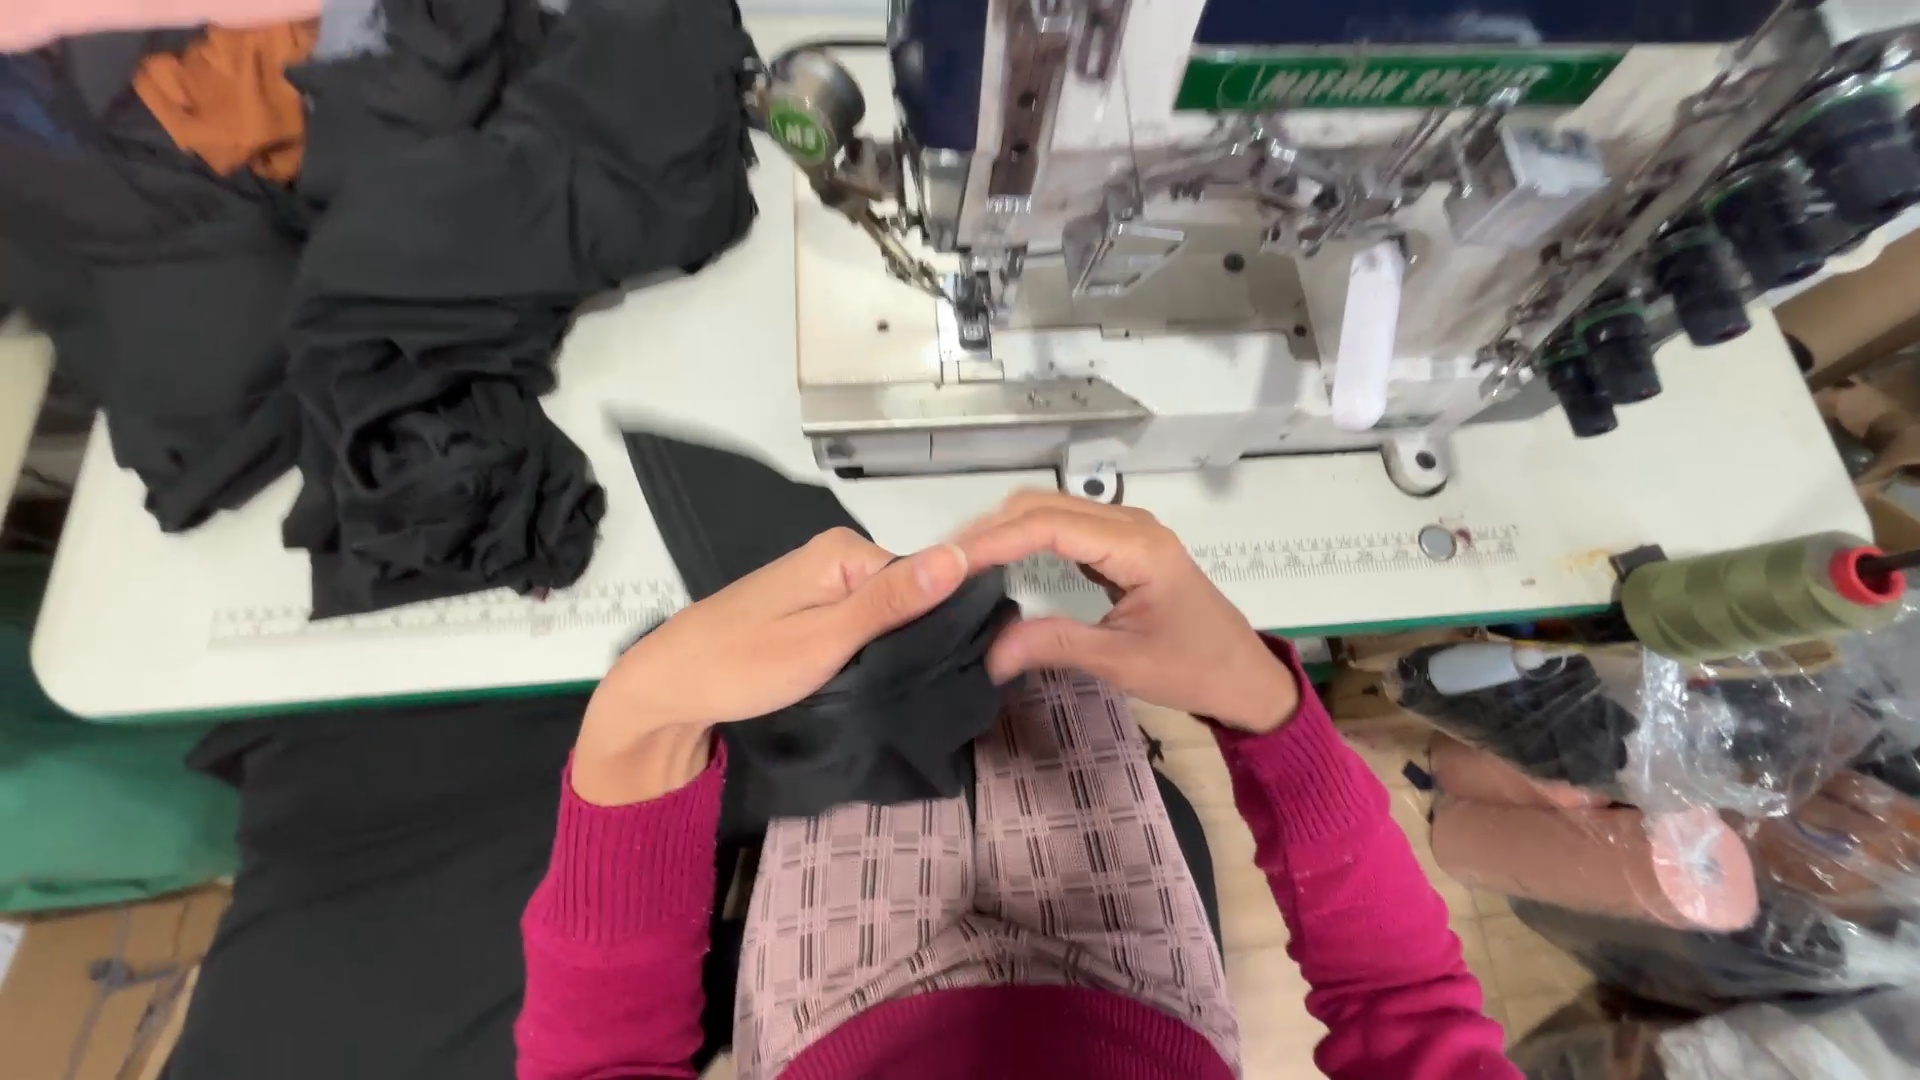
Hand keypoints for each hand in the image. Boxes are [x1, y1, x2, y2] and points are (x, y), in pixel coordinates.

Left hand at [572, 528, 969, 804]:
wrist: (666, 686)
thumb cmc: (742, 664)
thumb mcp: (825, 640)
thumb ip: (892, 602)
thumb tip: (960, 557)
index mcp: (846, 552)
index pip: (926, 578)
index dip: (941, 622)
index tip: (949, 668)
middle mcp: (838, 555)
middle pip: (907, 592)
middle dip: (915, 635)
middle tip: (914, 684)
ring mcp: (822, 579)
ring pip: (884, 610)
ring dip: (891, 644)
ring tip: (894, 684)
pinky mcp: (811, 603)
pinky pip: (859, 619)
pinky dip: (868, 646)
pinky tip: (869, 673)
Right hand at [955, 492, 1298, 733]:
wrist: (1244, 676)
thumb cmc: (1193, 668)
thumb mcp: (1122, 661)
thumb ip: (1054, 646)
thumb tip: (989, 654)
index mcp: (1136, 545)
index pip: (1049, 525)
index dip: (995, 540)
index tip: (950, 562)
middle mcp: (1130, 524)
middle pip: (1044, 506)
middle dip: (991, 530)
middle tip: (944, 564)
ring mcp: (1126, 532)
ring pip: (1051, 511)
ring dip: (1005, 530)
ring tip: (963, 563)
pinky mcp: (1120, 547)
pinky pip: (1065, 528)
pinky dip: (1026, 539)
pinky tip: (1001, 563)